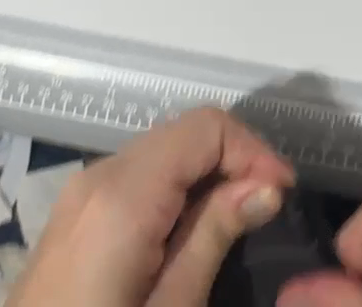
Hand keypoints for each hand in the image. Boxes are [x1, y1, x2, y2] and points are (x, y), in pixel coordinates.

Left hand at [8, 108, 295, 306]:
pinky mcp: (78, 208)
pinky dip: (179, 183)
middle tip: (271, 203)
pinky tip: (197, 221)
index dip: (253, 150)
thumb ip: (214, 235)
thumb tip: (267, 186)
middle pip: (186, 131)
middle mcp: (101, 172)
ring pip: (166, 148)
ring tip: (242, 213)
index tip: (283, 193)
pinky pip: (142, 171)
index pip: (205, 127)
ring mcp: (84, 188)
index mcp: (124, 192)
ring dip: (210, 169)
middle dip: (235, 157)